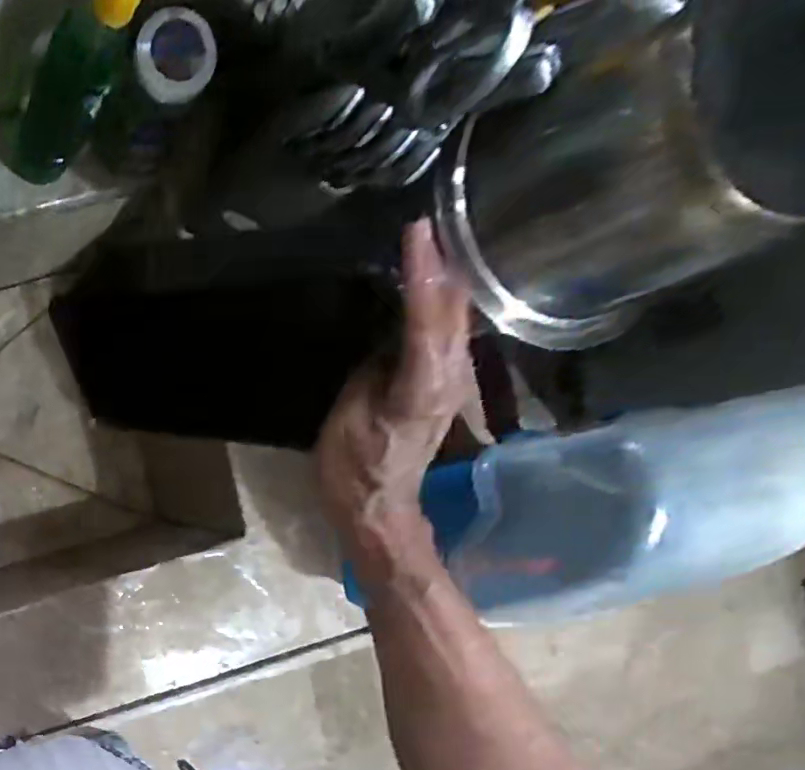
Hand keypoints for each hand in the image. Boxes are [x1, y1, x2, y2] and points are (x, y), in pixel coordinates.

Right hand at [316, 219, 477, 585]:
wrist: (378, 507)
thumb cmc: (353, 468)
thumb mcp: (347, 417)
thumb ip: (371, 371)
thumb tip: (386, 339)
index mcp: (422, 384)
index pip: (426, 317)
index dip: (422, 273)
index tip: (416, 232)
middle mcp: (451, 376)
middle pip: (454, 310)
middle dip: (443, 266)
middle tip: (426, 227)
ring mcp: (455, 382)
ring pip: (458, 320)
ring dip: (446, 283)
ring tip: (429, 249)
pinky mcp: (446, 388)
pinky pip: (449, 335)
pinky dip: (441, 307)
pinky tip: (430, 292)